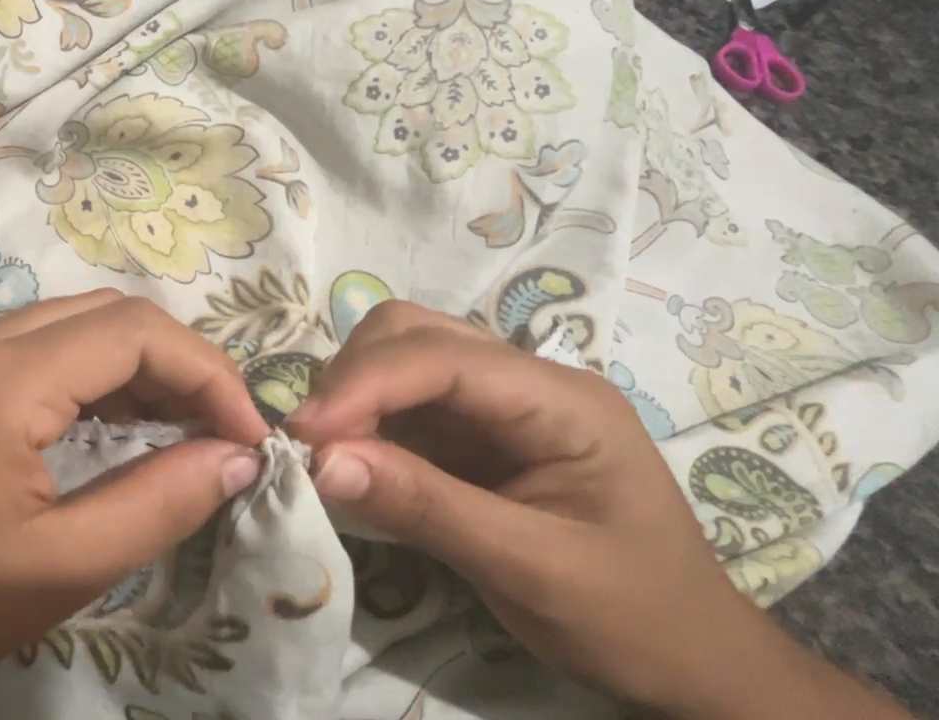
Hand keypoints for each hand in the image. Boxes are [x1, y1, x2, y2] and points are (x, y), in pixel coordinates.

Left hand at [0, 291, 269, 719]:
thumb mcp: (59, 568)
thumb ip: (157, 503)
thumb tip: (236, 457)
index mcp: (3, 376)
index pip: (133, 330)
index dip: (207, 374)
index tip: (250, 439)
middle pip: (105, 314)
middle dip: (177, 362)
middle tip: (224, 432)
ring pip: (71, 328)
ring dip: (136, 368)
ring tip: (187, 432)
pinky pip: (36, 355)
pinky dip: (91, 380)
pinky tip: (122, 427)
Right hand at [289, 300, 908, 719]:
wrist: (691, 662)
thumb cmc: (633, 617)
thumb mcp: (535, 570)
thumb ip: (428, 509)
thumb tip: (321, 462)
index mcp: (561, 400)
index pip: (441, 357)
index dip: (363, 384)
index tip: (304, 435)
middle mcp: (524, 380)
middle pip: (411, 332)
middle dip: (351, 378)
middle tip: (314, 446)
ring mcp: (495, 402)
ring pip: (395, 356)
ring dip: (349, 396)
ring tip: (329, 457)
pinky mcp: (468, 430)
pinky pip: (396, 402)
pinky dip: (359, 422)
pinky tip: (350, 462)